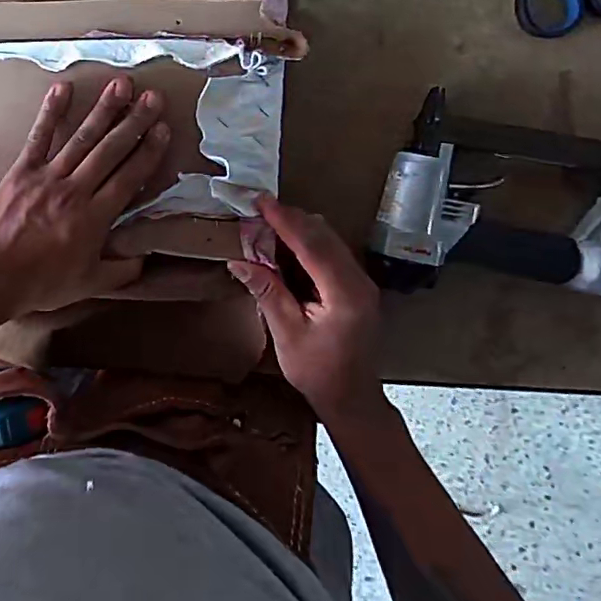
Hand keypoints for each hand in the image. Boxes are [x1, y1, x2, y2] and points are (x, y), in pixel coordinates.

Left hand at [0, 77, 171, 315]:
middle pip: (111, 150)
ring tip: (120, 85)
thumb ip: (120, 270)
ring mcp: (48, 177)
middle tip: (152, 97)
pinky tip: (63, 88)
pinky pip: (39, 137)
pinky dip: (51, 112)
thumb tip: (144, 257)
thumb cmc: (42, 283)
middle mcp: (76, 190)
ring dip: (103, 110)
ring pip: (81, 138)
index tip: (163, 129)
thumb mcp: (89, 284)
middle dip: (134, 122)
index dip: (148, 152)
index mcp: (95, 217)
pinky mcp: (22, 171)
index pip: (129, 177)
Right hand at [228, 196, 386, 425]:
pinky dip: (308, 243)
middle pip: (324, 236)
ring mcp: (361, 282)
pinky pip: (332, 253)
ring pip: (330, 241)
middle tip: (259, 208)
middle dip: (291, 219)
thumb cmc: (319, 373)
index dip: (285, 221)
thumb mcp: (287, 334)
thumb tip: (239, 261)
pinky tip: (286, 244)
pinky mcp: (356, 287)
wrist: (352, 398)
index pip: (312, 245)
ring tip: (268, 222)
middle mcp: (359, 281)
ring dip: (299, 229)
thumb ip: (268, 293)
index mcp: (345, 294)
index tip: (262, 202)